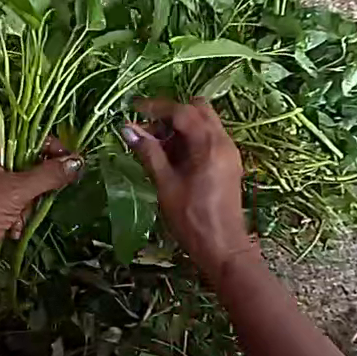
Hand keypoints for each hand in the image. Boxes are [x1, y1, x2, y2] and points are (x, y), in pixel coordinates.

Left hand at [0, 139, 82, 269]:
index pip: (25, 138)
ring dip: (25, 205)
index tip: (69, 162)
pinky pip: (12, 203)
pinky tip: (12, 228)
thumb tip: (77, 162)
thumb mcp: (18, 191)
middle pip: (25, 165)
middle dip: (34, 187)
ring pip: (21, 187)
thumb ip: (49, 174)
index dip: (49, 149)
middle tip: (37, 198)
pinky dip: (16, 215)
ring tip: (18, 218)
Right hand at [122, 98, 258, 279]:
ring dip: (180, 126)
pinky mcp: (229, 162)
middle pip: (198, 110)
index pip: (182, 111)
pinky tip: (172, 157)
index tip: (133, 110)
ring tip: (156, 146)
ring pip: (204, 122)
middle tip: (148, 130)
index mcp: (210, 144)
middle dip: (171, 114)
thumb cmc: (191, 219)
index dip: (156, 108)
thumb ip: (149, 153)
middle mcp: (224, 141)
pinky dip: (190, 138)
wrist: (222, 247)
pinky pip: (209, 137)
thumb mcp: (165, 185)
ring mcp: (229, 151)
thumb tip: (127, 129)